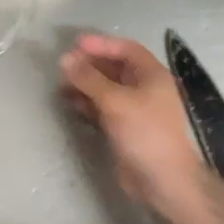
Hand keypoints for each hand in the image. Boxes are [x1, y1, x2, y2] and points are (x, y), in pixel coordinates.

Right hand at [61, 34, 205, 206]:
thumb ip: (89, 79)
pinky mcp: (123, 128)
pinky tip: (69, 103)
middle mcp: (145, 88)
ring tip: (61, 84)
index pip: (126, 49)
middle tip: (64, 66)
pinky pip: (102, 108)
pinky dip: (87, 103)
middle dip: (90, 65)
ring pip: (106, 89)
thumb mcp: (115, 101)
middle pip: (114, 68)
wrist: (161, 179)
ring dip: (85, 84)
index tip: (75, 44)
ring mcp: (134, 109)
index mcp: (152, 75)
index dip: (101, 44)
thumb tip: (64, 59)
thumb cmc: (144, 132)